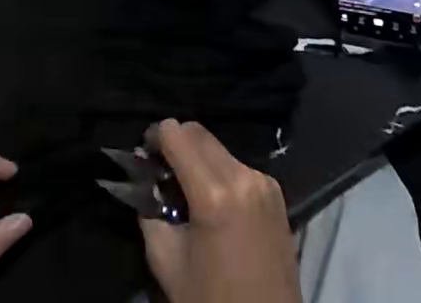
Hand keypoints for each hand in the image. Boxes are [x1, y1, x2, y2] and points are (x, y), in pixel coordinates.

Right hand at [139, 119, 301, 302]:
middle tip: (160, 167)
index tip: (145, 150)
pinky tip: (214, 200)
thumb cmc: (212, 300)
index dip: (156, 135)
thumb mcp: (167, 263)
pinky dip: (220, 171)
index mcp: (213, 193)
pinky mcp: (276, 190)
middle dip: (177, 142)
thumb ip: (151, 214)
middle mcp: (242, 175)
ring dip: (199, 157)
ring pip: (220, 148)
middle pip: (200, 134)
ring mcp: (263, 180)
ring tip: (186, 187)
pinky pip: (239, 166)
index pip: (178, 135)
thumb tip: (145, 183)